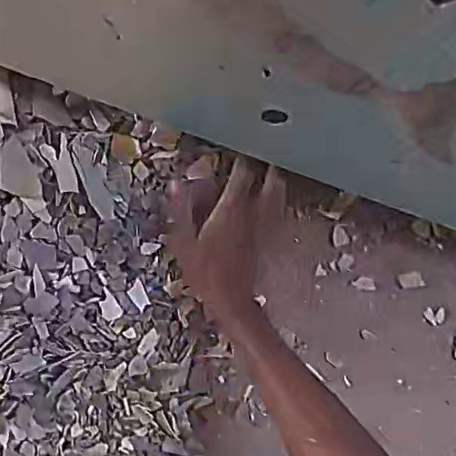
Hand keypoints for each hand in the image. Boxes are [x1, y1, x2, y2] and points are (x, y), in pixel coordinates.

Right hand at [167, 155, 285, 331]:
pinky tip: (275, 204)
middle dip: (267, 168)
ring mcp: (264, 228)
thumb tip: (176, 184)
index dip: (240, 161)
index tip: (236, 154)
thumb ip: (182, 209)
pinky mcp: (269, 241)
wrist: (231, 301)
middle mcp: (252, 215)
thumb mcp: (183, 240)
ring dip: (277, 184)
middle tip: (264, 158)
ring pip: (278, 197)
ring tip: (274, 175)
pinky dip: (278, 204)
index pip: (241, 176)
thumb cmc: (205, 273)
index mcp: (230, 210)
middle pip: (268, 183)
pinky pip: (278, 214)